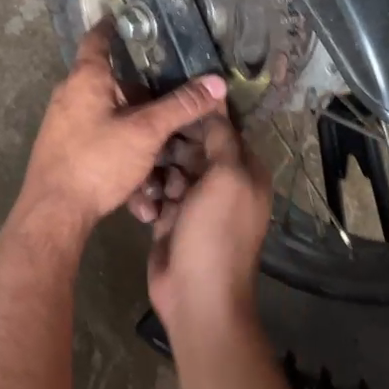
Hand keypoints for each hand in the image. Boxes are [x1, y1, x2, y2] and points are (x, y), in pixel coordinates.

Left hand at [15, 19, 226, 238]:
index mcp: (86, 79)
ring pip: (112, 120)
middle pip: (114, 84)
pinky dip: (124, 159)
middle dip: (144, 96)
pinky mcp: (66, 152)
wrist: (53, 214)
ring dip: (138, 136)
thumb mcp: (145, 132)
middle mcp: (70, 95)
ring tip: (165, 154)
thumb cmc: (96, 161)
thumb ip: (181, 106)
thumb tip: (217, 82)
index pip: (98, 39)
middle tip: (175, 99)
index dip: (114, 26)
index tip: (131, 18)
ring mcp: (65, 125)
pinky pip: (102, 145)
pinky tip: (142, 192)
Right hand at [141, 113, 271, 329]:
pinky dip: (149, 192)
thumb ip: (221, 137)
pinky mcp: (171, 219)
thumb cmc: (216, 232)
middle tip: (147, 130)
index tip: (169, 93)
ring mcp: (196, 202)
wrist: (196, 296)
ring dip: (158, 167)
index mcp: (246, 171)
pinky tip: (142, 195)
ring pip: (172, 168)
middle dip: (173, 140)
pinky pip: (158, 193)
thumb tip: (216, 99)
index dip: (200, 112)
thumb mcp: (226, 177)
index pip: (224, 129)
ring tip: (145, 167)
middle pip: (194, 146)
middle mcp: (224, 183)